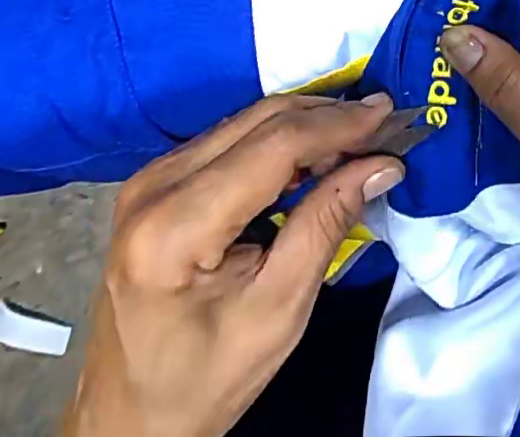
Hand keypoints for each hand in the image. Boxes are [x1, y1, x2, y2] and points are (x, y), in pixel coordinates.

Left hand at [62, 94, 406, 436]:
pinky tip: (317, 156)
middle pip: (263, 120)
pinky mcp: (159, 182)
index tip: (391, 114)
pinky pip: (236, 135)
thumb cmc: (206, 376)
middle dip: (332, 117)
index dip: (339, 123)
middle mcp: (155, 187)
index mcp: (175, 227)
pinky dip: (285, 136)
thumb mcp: (281, 307)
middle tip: (384, 128)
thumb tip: (384, 163)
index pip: (275, 145)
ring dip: (312, 123)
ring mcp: (152, 179)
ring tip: (359, 143)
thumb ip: (328, 223)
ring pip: (252, 119)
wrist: (127, 419)